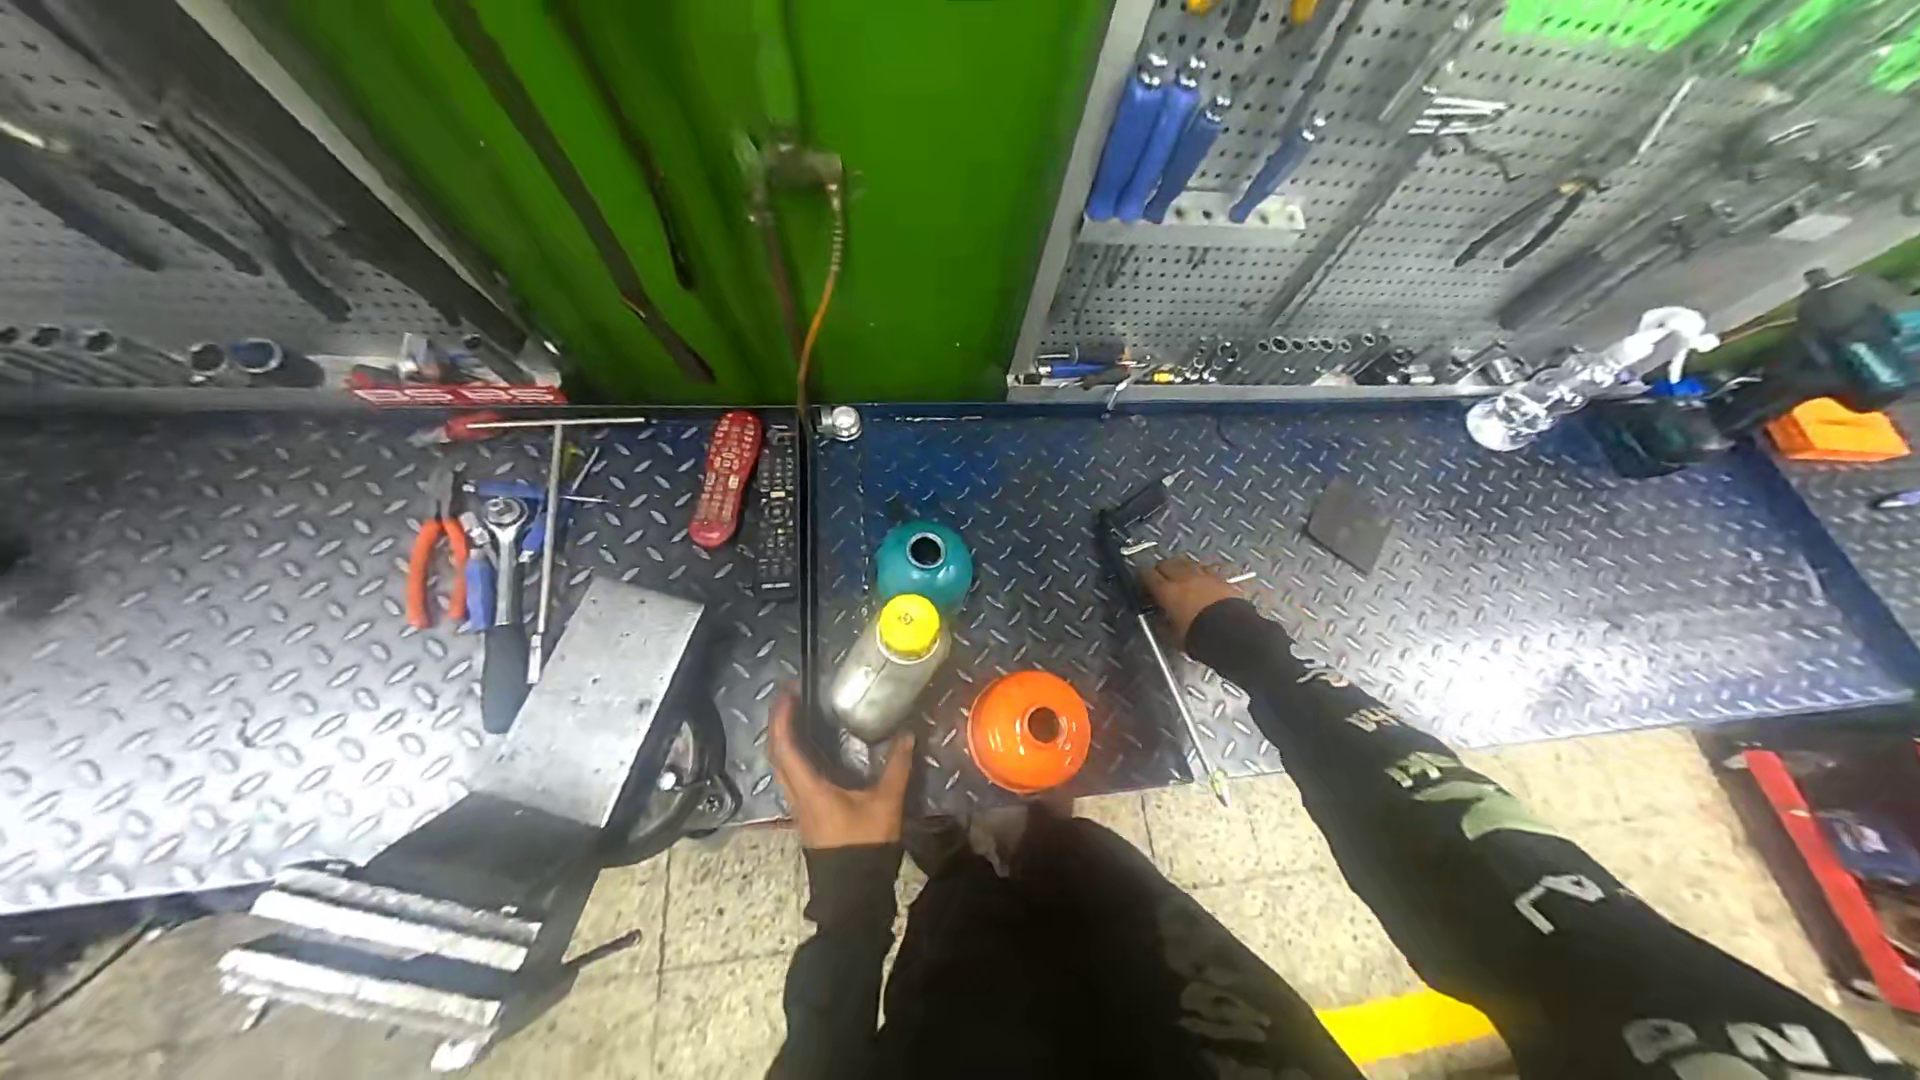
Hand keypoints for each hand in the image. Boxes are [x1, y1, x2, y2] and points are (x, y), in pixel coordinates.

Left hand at [768, 690, 915, 848]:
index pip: (785, 746)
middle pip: (776, 752)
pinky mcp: (805, 811)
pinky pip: (791, 774)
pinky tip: (811, 746)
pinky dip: (794, 752)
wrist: (852, 891)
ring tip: (800, 714)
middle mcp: (796, 794)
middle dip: (780, 720)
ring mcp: (798, 804)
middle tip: (794, 696)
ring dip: (785, 736)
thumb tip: (907, 734)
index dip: (783, 717)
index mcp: (810, 789)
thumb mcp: (886, 803)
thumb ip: (897, 767)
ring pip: (781, 764)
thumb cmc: (865, 844)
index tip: (790, 692)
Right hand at [1141, 556, 1243, 650]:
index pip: (1147, 575)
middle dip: (1161, 570)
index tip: (1142, 585)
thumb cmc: (1197, 636)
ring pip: (1186, 562)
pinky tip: (1202, 581)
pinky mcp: (1220, 578)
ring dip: (1180, 568)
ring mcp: (1203, 575)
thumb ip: (1162, 624)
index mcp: (1166, 590)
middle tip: (1160, 581)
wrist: (1232, 633)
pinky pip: (1205, 569)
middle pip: (1166, 563)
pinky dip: (1200, 573)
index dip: (1142, 578)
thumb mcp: (1172, 636)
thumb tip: (1158, 618)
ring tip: (1181, 579)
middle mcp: (1183, 578)